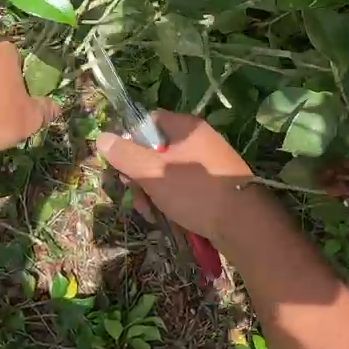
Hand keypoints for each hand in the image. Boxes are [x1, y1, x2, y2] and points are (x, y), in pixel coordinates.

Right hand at [97, 111, 260, 242]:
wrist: (246, 227)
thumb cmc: (195, 191)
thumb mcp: (152, 172)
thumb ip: (124, 155)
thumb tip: (102, 138)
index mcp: (186, 127)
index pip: (148, 121)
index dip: (130, 140)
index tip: (123, 164)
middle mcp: (200, 139)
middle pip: (157, 149)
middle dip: (141, 174)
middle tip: (136, 195)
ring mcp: (212, 163)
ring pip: (169, 171)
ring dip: (154, 191)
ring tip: (152, 213)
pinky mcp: (219, 186)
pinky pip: (186, 186)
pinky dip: (174, 199)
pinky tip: (169, 218)